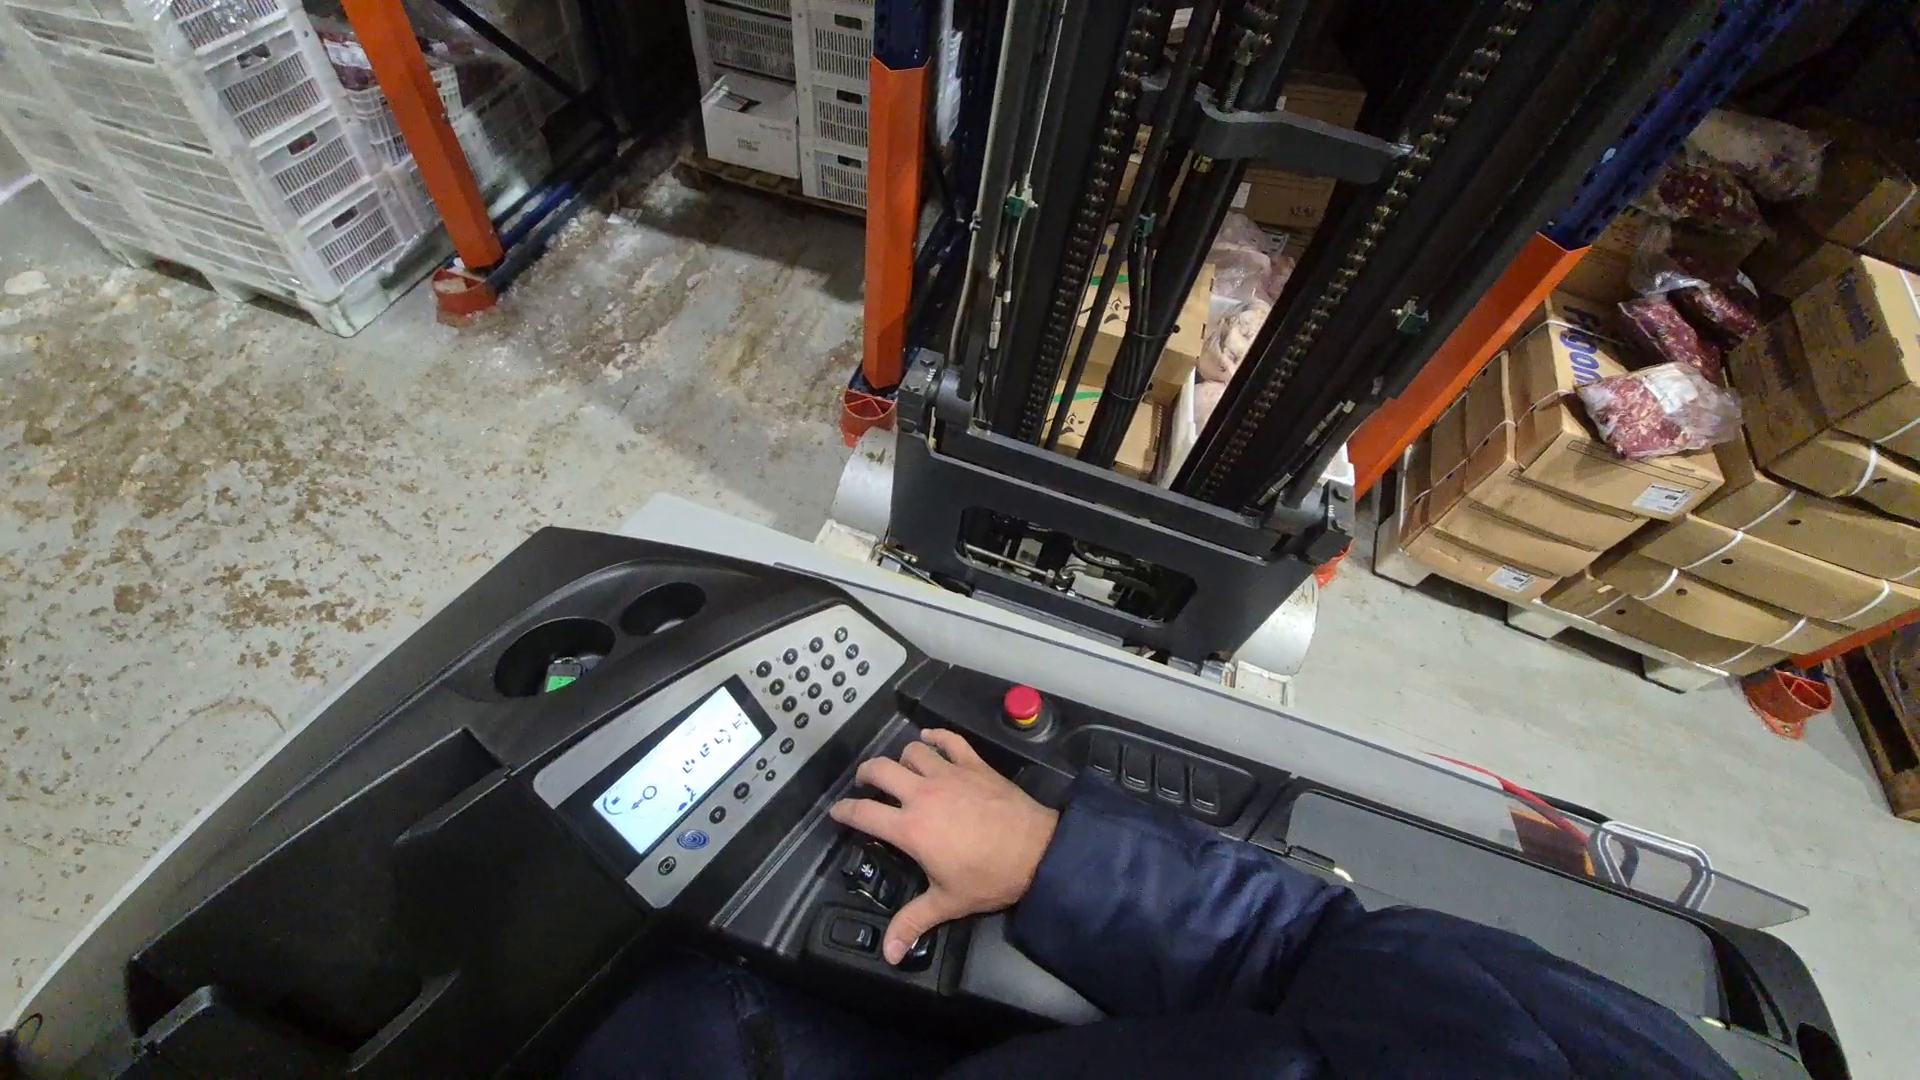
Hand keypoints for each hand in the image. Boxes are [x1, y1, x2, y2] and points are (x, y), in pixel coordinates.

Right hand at [829, 728, 1058, 964]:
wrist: (1036, 850)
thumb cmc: (989, 877)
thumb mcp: (947, 903)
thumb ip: (913, 923)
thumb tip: (889, 954)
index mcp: (911, 827)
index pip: (864, 813)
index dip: (844, 811)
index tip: (837, 811)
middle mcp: (923, 793)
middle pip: (881, 770)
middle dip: (866, 773)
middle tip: (864, 783)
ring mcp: (949, 774)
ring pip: (913, 751)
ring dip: (902, 758)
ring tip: (901, 769)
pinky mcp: (973, 764)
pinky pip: (949, 740)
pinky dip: (936, 735)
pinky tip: (930, 737)